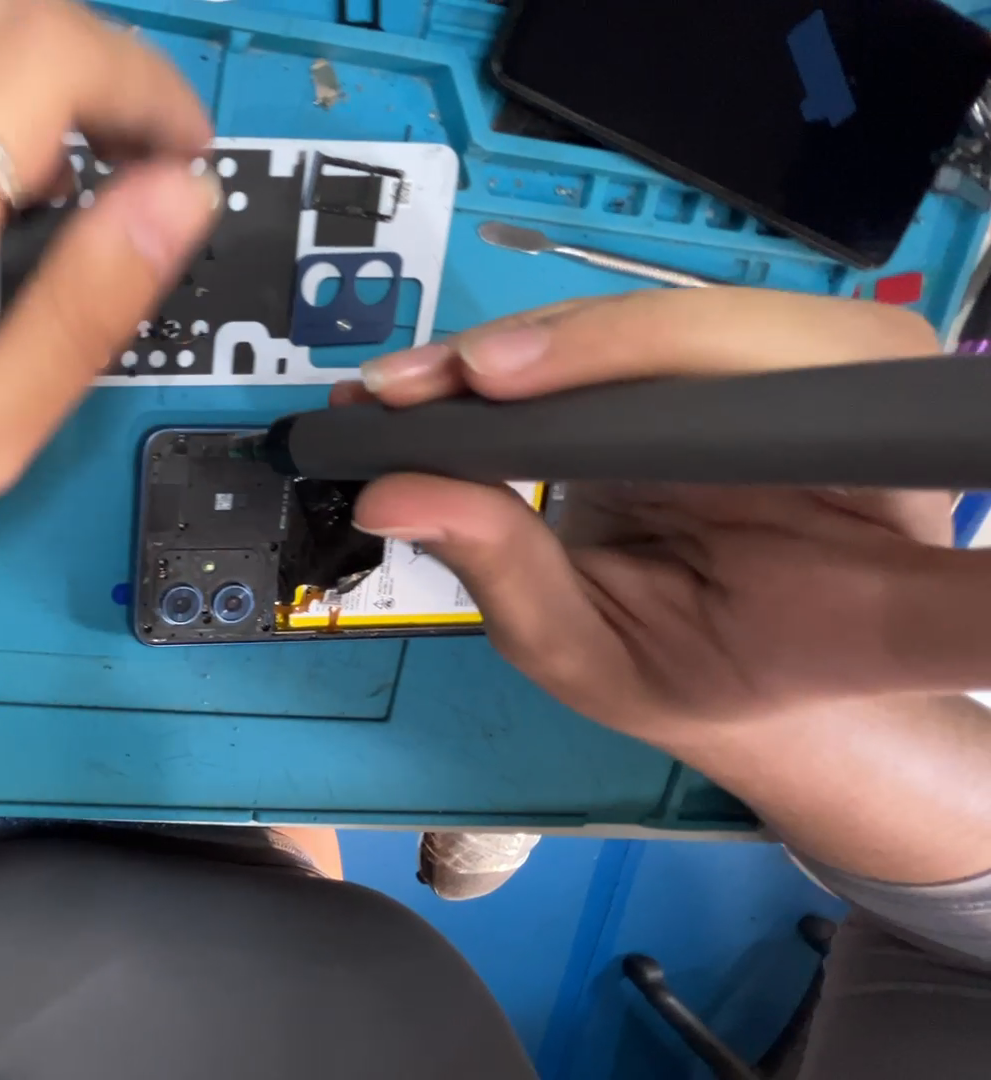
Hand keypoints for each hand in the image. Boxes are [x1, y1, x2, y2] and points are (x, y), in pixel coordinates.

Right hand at [340, 289, 985, 747]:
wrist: (716, 669)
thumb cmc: (681, 675)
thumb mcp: (582, 654)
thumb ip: (504, 573)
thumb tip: (386, 497)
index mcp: (868, 501)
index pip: (821, 397)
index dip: (681, 362)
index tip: (518, 384)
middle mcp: (830, 418)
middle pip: (715, 330)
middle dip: (564, 347)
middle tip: (431, 383)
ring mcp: (755, 385)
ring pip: (636, 322)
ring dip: (506, 347)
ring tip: (395, 388)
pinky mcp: (677, 379)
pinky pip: (590, 342)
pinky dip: (496, 358)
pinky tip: (419, 379)